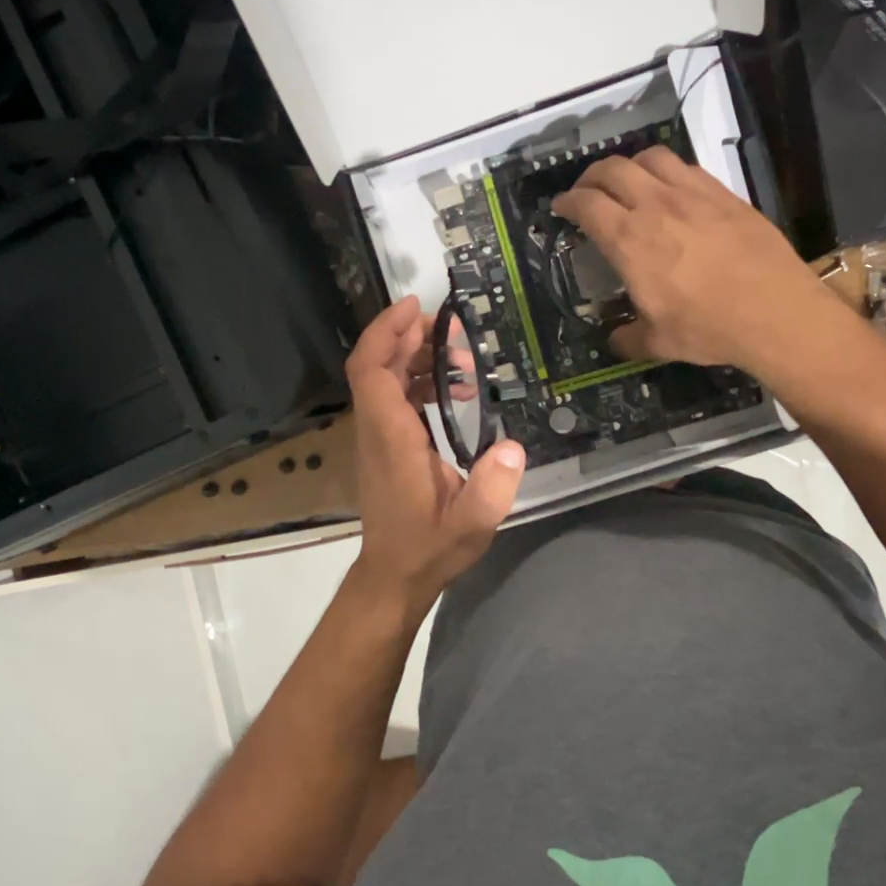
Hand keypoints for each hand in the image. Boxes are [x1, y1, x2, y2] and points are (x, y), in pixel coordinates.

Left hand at [346, 297, 526, 601]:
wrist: (393, 577)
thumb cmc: (428, 550)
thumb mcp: (470, 525)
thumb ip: (492, 487)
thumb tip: (513, 446)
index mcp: (391, 438)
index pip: (373, 370)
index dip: (387, 332)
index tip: (416, 308)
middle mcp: (377, 431)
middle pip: (377, 366)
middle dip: (407, 336)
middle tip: (452, 324)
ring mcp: (378, 440)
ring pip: (385, 381)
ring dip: (416, 359)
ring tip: (462, 356)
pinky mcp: (386, 449)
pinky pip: (395, 400)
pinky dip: (419, 383)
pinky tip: (455, 391)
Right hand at [552, 147, 827, 370]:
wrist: (774, 311)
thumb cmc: (708, 328)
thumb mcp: (657, 343)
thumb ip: (628, 337)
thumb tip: (615, 339)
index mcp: (629, 240)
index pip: (587, 204)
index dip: (568, 202)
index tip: (561, 207)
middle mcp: (656, 206)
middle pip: (613, 170)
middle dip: (591, 177)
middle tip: (587, 191)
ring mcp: (693, 194)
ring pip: (650, 157)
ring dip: (630, 164)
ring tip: (628, 181)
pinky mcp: (724, 193)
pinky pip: (686, 167)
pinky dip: (667, 170)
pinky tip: (671, 189)